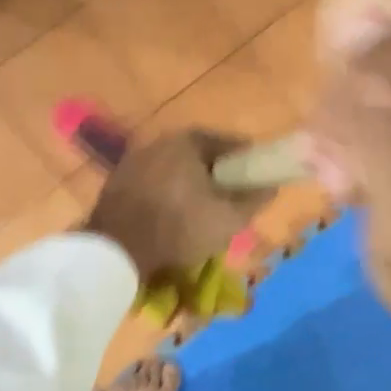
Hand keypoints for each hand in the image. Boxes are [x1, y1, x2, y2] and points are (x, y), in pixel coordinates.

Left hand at [85, 131, 266, 281]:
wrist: (117, 250)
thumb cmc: (180, 228)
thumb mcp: (230, 219)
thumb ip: (255, 199)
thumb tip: (272, 186)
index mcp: (189, 141)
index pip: (230, 143)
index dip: (248, 163)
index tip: (258, 181)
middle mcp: (160, 141)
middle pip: (201, 156)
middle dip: (219, 176)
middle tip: (232, 200)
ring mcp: (135, 160)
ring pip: (177, 170)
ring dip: (192, 187)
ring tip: (204, 213)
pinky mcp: (118, 182)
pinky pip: (155, 184)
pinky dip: (169, 196)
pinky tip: (174, 219)